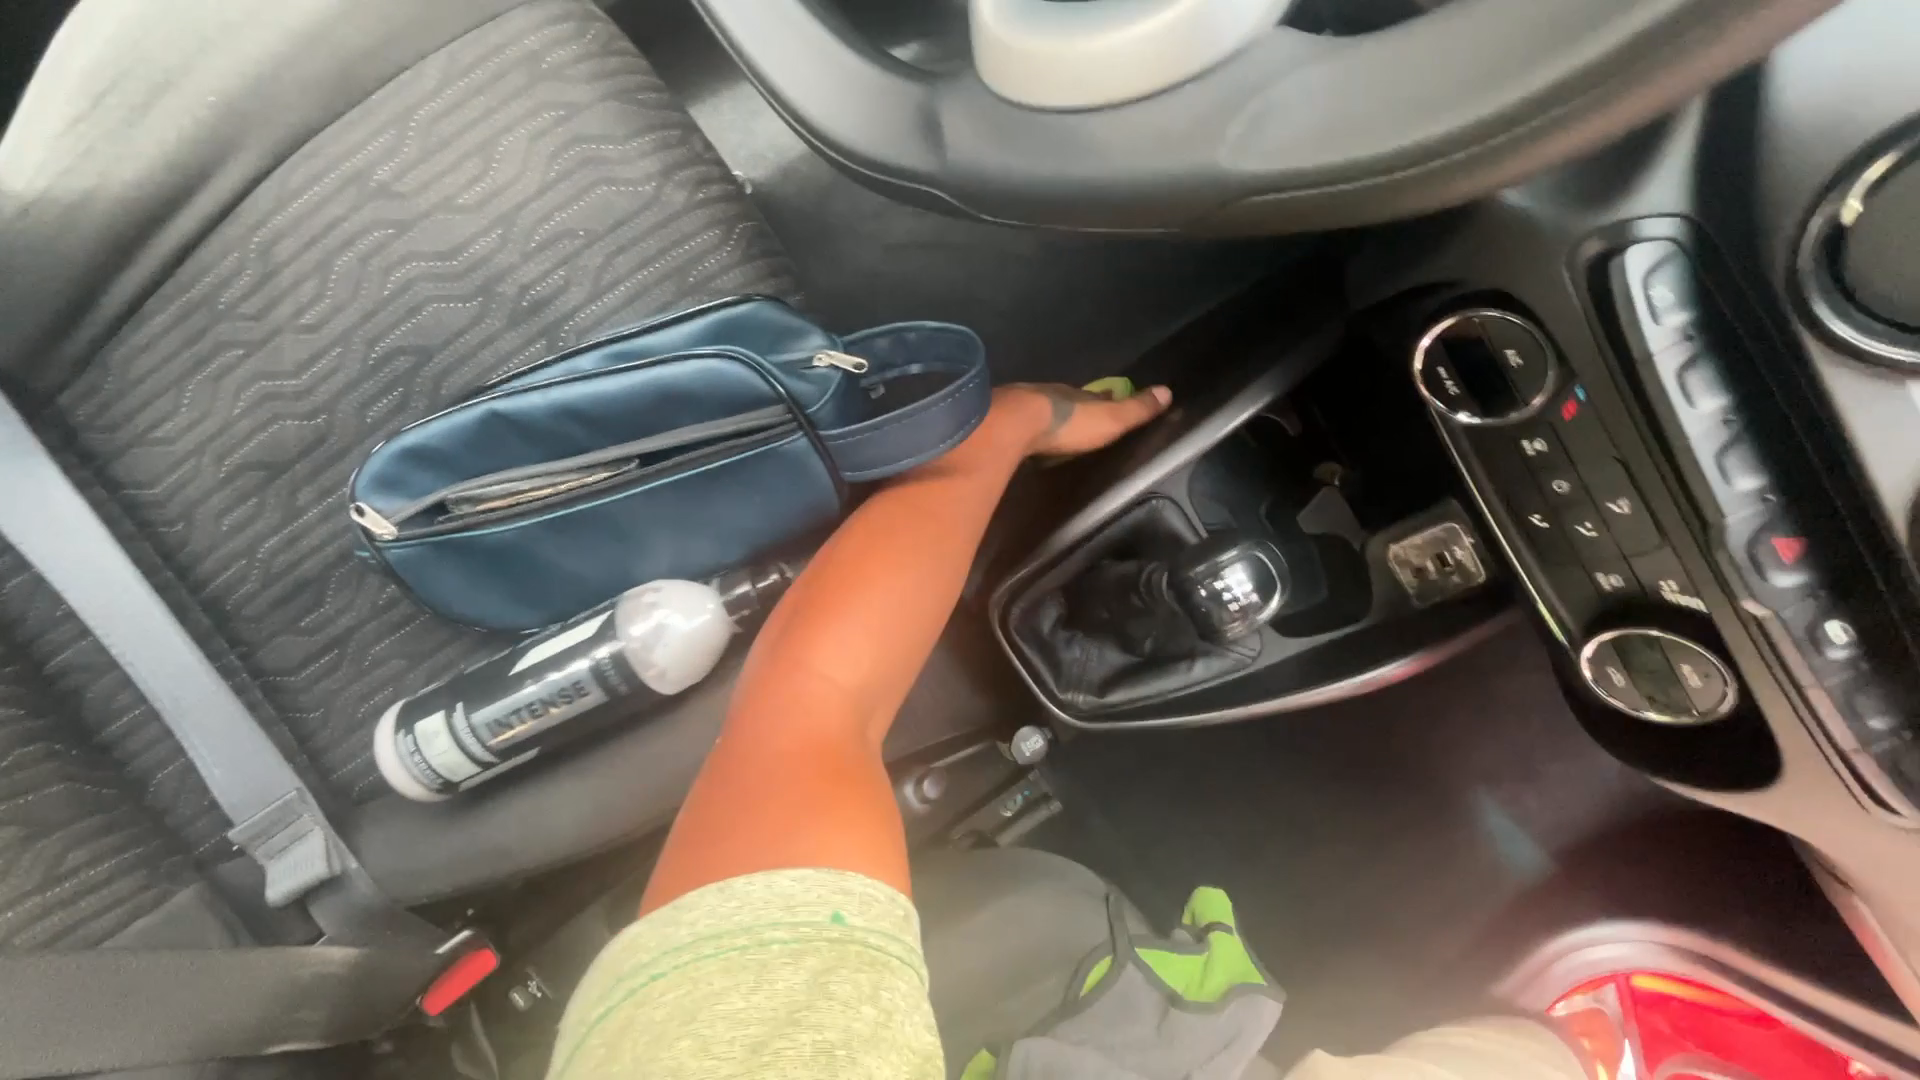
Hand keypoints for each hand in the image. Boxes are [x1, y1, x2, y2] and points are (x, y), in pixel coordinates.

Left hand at [996, 382, 1172, 456]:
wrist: (1016, 422)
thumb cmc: (1069, 423)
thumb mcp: (1110, 419)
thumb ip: (1136, 409)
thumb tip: (1167, 391)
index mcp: (1080, 397)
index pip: (1098, 396)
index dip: (1107, 398)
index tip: (1113, 396)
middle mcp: (1054, 396)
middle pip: (1069, 401)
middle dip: (1077, 406)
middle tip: (1083, 413)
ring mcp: (1026, 406)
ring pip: (1043, 408)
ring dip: (1051, 415)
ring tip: (1056, 424)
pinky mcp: (1004, 420)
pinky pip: (1021, 422)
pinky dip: (1027, 426)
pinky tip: (1026, 433)